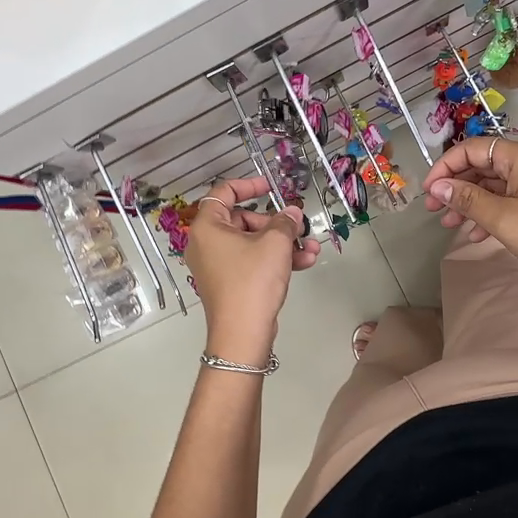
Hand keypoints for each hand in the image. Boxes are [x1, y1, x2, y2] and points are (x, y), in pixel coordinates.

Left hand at [184, 177, 319, 361]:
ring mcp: (217, 265)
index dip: (248, 185)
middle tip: (297, 228)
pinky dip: (275, 260)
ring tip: (310, 248)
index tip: (270, 186)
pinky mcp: (229, 283)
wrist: (243, 332)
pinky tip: (305, 261)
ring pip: (252, 243)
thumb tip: (292, 213)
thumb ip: (285, 221)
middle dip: (275, 223)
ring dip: (282, 243)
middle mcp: (207, 243)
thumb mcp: (275, 243)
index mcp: (208, 226)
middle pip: (242, 219)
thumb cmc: (252, 280)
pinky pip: (253, 262)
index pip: (222, 193)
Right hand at [421, 137, 517, 285]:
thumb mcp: (503, 219)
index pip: (473, 148)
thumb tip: (438, 187)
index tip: (428, 191)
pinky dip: (491, 209)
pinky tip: (476, 232)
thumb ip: (467, 199)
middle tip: (433, 211)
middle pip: (483, 164)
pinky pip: (510, 194)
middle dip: (456, 187)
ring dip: (471, 201)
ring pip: (495, 182)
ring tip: (450, 225)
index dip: (446, 167)